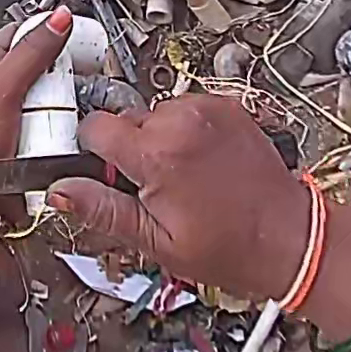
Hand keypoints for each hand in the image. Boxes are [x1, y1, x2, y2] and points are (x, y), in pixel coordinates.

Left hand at [0, 7, 71, 163]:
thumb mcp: (2, 87)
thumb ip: (31, 51)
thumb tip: (58, 18)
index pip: (23, 31)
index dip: (47, 27)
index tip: (74, 28)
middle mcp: (6, 90)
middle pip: (47, 65)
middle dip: (65, 70)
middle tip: (80, 73)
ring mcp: (22, 116)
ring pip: (57, 97)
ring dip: (70, 102)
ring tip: (75, 107)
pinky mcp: (37, 141)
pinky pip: (63, 126)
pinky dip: (71, 127)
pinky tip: (74, 130)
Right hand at [46, 95, 312, 301]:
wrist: (291, 236)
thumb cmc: (228, 246)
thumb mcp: (155, 240)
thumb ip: (102, 209)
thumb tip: (59, 191)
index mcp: (156, 154)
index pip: (95, 126)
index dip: (95, 150)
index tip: (108, 169)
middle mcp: (178, 120)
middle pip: (126, 119)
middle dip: (132, 147)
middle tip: (157, 183)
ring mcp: (203, 108)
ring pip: (154, 113)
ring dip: (159, 136)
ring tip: (184, 172)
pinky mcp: (222, 104)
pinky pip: (183, 108)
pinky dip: (184, 128)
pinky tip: (202, 158)